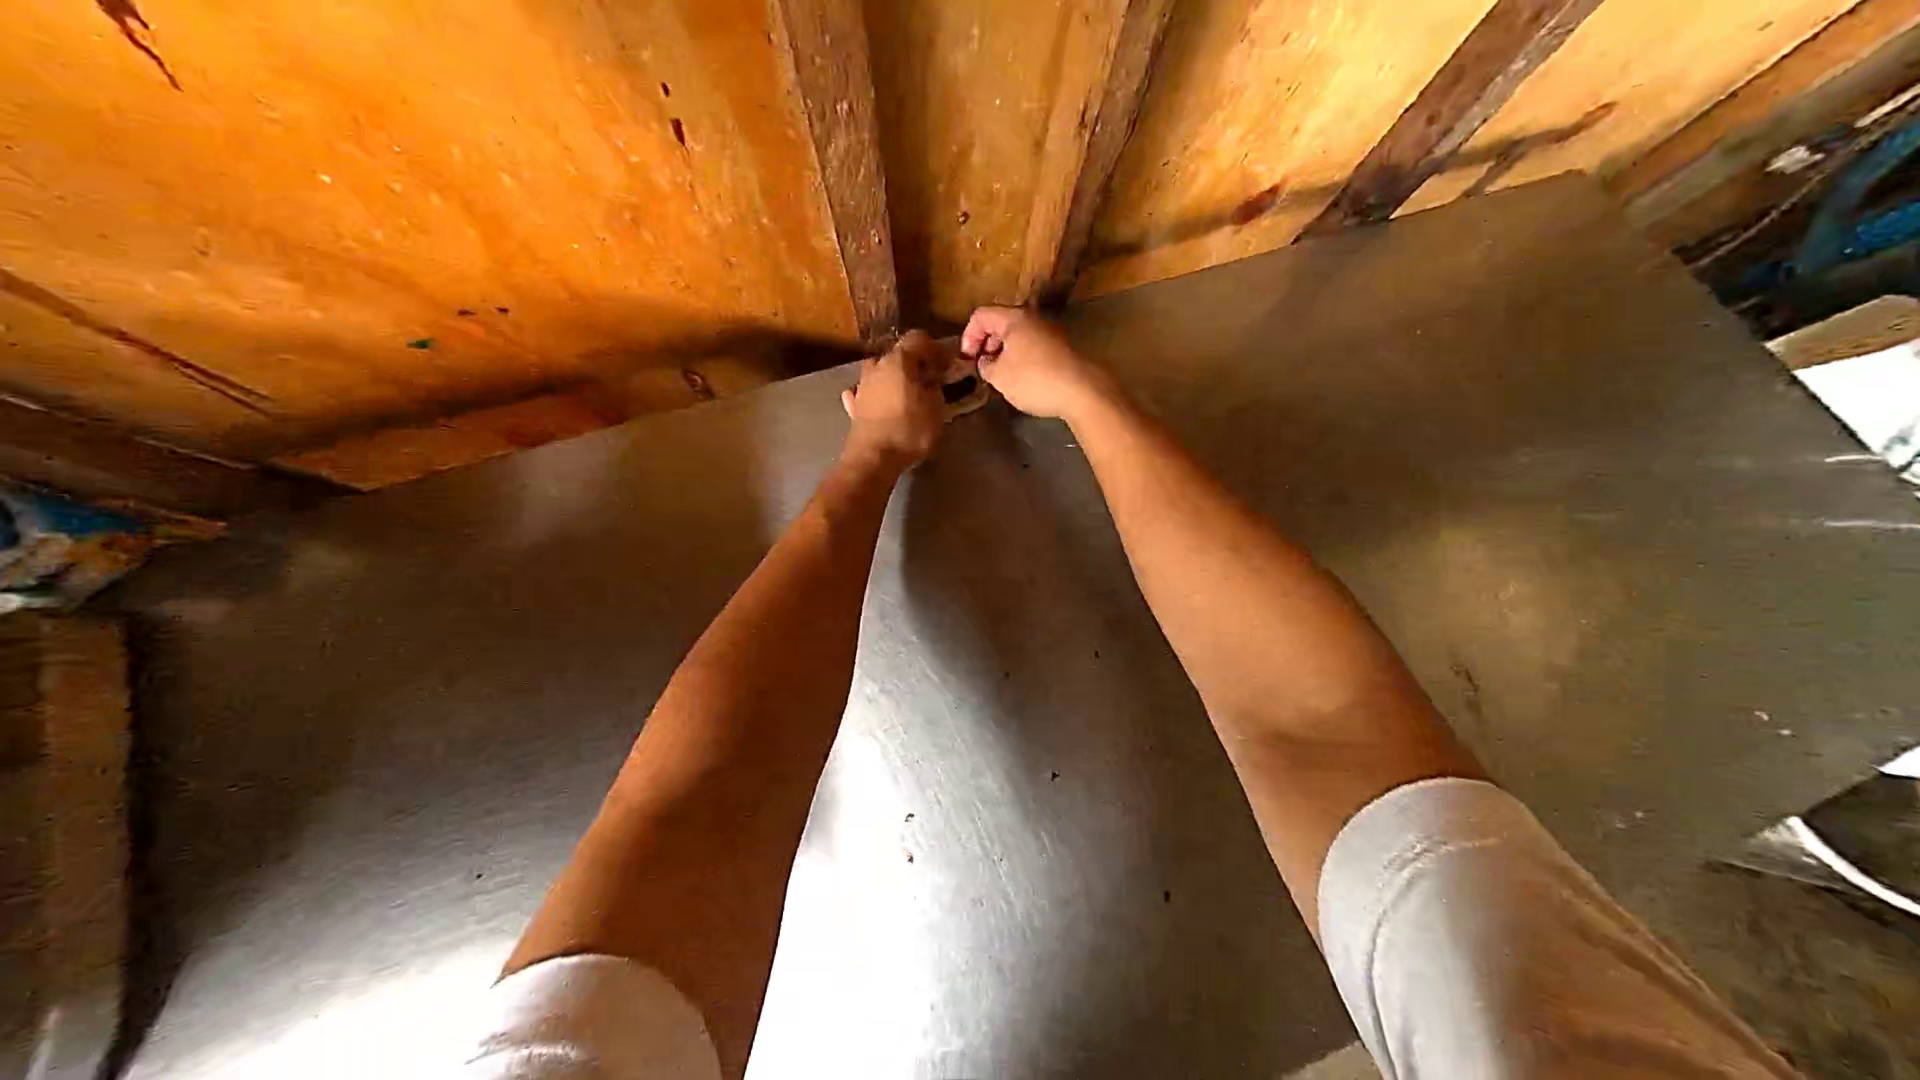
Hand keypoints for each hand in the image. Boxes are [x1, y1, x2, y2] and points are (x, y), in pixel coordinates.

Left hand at [841, 329, 945, 467]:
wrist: (873, 458)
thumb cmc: (909, 430)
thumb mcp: (937, 409)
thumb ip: (936, 388)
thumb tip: (931, 380)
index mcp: (899, 361)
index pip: (918, 339)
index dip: (935, 349)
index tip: (946, 364)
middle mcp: (877, 366)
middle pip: (897, 355)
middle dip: (914, 364)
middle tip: (928, 380)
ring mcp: (861, 386)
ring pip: (880, 372)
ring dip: (893, 378)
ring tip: (907, 395)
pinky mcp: (853, 406)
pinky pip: (866, 393)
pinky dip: (875, 396)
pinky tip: (881, 405)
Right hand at [960, 306, 1117, 421]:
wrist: (1082, 390)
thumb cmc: (1034, 379)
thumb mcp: (999, 376)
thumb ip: (985, 366)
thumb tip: (986, 362)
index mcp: (1014, 318)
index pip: (981, 316)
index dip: (968, 336)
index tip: (967, 359)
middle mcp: (1033, 319)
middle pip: (1000, 323)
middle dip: (986, 344)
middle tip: (982, 367)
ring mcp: (1050, 332)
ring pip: (1018, 336)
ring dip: (1004, 352)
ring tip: (1000, 375)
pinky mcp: (1061, 348)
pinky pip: (1032, 347)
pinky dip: (1021, 358)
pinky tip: (1021, 379)